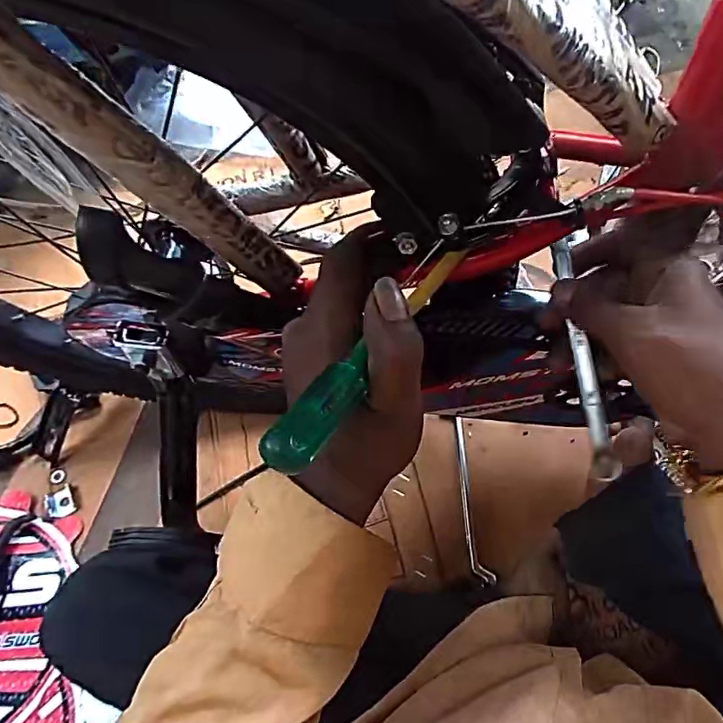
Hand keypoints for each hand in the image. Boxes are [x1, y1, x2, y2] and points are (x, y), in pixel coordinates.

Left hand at [281, 228, 424, 522]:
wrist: (328, 485)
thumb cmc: (367, 448)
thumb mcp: (396, 403)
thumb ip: (394, 345)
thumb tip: (388, 287)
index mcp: (321, 331)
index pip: (340, 260)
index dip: (373, 239)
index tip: (409, 237)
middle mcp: (302, 327)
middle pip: (341, 275)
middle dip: (380, 266)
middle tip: (423, 274)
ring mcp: (299, 340)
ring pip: (339, 295)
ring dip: (372, 291)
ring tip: (412, 301)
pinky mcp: (304, 353)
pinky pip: (335, 316)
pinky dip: (361, 312)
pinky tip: (385, 332)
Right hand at [546, 230, 722, 472]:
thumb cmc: (685, 364)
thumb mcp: (630, 331)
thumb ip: (589, 307)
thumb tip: (559, 291)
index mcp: (670, 271)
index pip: (623, 247)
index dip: (588, 255)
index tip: (558, 270)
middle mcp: (668, 292)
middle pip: (610, 288)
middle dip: (575, 308)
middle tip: (547, 325)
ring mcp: (664, 326)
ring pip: (611, 321)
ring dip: (581, 339)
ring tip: (558, 362)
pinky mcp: (659, 356)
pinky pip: (621, 347)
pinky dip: (600, 358)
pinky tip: (582, 374)